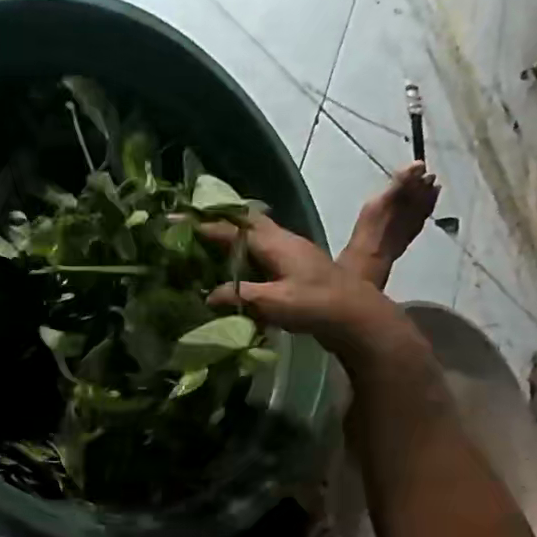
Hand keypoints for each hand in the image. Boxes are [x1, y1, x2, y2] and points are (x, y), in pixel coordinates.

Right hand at [200, 213, 398, 347]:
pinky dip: (246, 254)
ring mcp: (293, 254)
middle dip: (220, 220)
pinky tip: (237, 268)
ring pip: (256, 236)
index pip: (233, 227)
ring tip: (208, 244)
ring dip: (233, 236)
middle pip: (247, 222)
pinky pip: (264, 252)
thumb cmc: (315, 306)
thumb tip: (209, 295)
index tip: (177, 217)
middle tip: (193, 224)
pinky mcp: (297, 269)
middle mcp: (283, 241)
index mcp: (276, 243)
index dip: (204, 223)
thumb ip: (239, 295)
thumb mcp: (272, 302)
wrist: (358, 319)